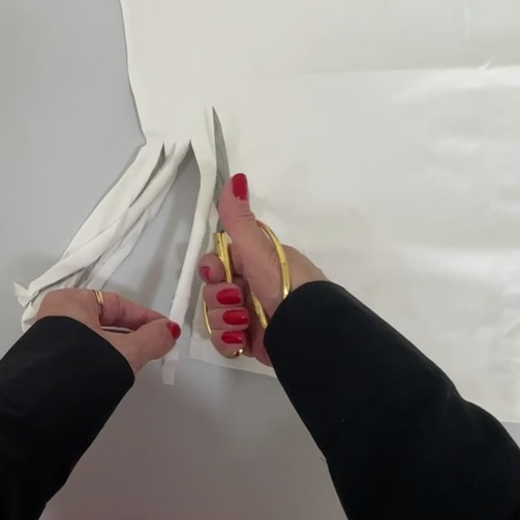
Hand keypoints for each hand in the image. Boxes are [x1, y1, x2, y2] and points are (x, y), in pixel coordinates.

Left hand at [33, 287, 181, 372]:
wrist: (44, 403)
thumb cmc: (83, 366)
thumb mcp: (124, 352)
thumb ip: (150, 339)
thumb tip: (170, 330)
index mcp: (70, 300)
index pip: (117, 303)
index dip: (144, 317)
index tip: (166, 330)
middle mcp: (57, 314)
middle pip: (105, 320)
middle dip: (133, 333)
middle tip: (157, 346)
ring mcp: (52, 338)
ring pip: (95, 338)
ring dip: (119, 347)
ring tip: (140, 360)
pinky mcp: (50, 360)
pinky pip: (83, 351)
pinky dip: (102, 357)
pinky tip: (114, 370)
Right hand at [198, 173, 325, 365]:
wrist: (308, 330)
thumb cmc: (284, 283)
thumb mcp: (258, 248)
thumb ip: (239, 218)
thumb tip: (236, 176)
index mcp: (255, 265)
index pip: (217, 263)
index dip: (211, 269)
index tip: (218, 273)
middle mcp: (252, 289)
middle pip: (211, 290)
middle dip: (218, 297)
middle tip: (236, 300)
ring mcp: (250, 318)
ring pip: (214, 316)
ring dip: (224, 320)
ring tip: (244, 324)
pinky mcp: (250, 343)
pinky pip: (223, 342)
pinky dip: (228, 342)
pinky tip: (240, 340)